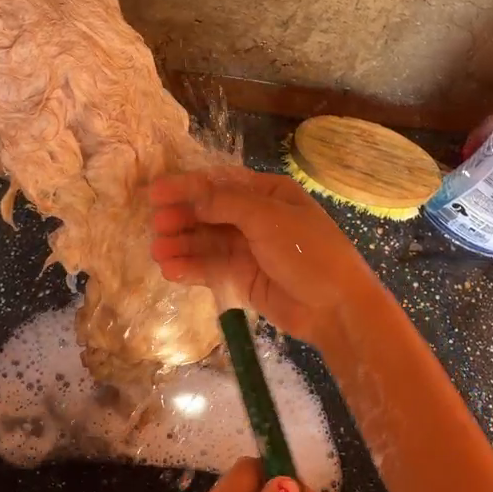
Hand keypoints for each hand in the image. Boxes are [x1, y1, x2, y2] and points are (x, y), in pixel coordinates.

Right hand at [149, 167, 386, 352]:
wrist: (335, 307)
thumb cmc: (309, 252)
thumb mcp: (269, 218)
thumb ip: (226, 203)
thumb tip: (190, 196)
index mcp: (267, 194)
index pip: (220, 184)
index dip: (187, 187)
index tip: (156, 192)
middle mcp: (255, 218)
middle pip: (209, 213)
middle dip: (182, 217)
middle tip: (157, 225)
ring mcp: (248, 249)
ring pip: (206, 242)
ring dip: (181, 244)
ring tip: (158, 252)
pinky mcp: (242, 278)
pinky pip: (210, 268)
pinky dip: (190, 268)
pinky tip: (171, 270)